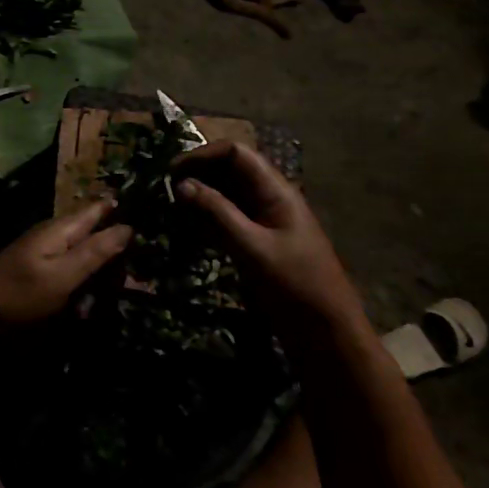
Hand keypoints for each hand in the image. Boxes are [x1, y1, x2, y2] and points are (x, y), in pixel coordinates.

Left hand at [0, 200, 132, 331]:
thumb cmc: (20, 294)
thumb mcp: (62, 276)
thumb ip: (95, 252)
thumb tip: (128, 226)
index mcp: (62, 227)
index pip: (101, 208)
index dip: (125, 211)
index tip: (154, 222)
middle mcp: (55, 234)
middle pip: (96, 234)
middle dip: (116, 253)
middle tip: (138, 276)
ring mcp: (46, 253)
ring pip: (85, 256)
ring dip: (100, 275)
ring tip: (114, 297)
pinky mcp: (41, 272)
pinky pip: (71, 272)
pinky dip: (83, 286)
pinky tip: (87, 307)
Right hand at [176, 142, 358, 325]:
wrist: (327, 334)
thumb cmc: (296, 285)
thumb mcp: (253, 247)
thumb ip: (217, 213)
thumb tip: (181, 184)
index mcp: (275, 190)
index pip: (236, 153)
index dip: (203, 155)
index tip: (171, 170)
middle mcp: (267, 199)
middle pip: (227, 172)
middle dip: (196, 175)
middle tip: (162, 189)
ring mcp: (261, 223)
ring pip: (223, 197)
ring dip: (197, 198)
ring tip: (165, 208)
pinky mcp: (254, 245)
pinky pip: (224, 222)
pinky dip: (203, 221)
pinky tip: (181, 230)